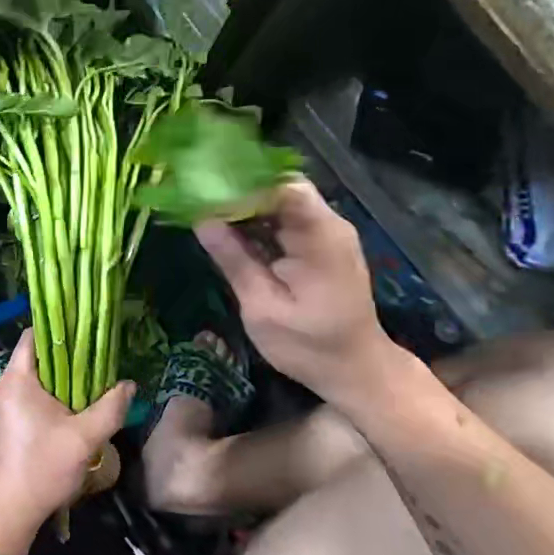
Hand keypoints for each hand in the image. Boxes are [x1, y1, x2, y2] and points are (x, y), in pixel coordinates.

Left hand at [0, 329, 132, 554]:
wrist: (11, 508)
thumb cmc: (42, 467)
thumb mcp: (84, 438)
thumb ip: (110, 408)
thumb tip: (129, 384)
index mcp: (18, 378)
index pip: (35, 334)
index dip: (61, 326)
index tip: (89, 327)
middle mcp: (10, 383)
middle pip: (41, 353)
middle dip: (71, 351)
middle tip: (102, 350)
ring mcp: (11, 401)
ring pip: (43, 374)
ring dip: (68, 374)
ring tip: (98, 373)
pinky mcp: (17, 417)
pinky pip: (40, 391)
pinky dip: (60, 390)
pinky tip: (83, 398)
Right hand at [194, 177, 399, 399]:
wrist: (356, 370)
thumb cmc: (309, 345)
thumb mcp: (262, 307)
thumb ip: (234, 260)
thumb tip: (201, 221)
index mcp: (318, 236)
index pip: (281, 186)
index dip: (242, 184)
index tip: (204, 192)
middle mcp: (326, 225)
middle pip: (279, 188)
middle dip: (238, 193)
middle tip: (197, 202)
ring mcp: (324, 234)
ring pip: (278, 202)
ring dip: (244, 208)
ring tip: (205, 214)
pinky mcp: (318, 245)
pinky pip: (283, 221)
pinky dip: (256, 224)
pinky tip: (228, 233)